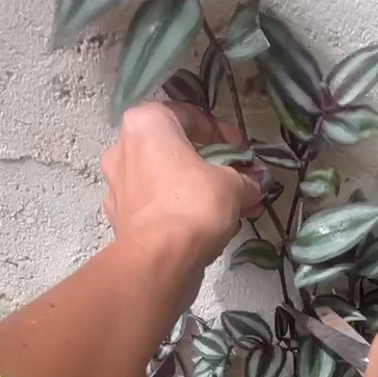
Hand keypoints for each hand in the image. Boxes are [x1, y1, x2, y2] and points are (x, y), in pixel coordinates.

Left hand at [102, 102, 262, 265]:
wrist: (159, 260)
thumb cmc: (193, 205)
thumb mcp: (233, 186)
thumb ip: (247, 180)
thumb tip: (259, 182)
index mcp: (146, 123)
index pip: (190, 116)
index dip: (223, 134)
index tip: (243, 152)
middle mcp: (124, 148)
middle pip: (177, 152)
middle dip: (213, 170)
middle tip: (241, 185)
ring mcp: (118, 186)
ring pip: (167, 182)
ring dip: (199, 194)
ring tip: (231, 212)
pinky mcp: (120, 220)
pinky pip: (158, 208)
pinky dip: (181, 214)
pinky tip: (206, 230)